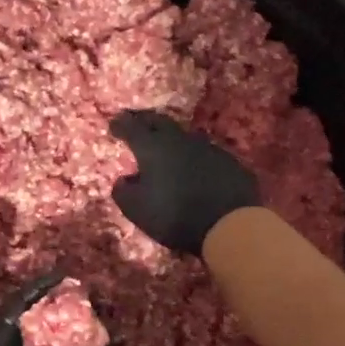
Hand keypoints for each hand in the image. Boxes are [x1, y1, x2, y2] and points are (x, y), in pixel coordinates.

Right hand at [109, 110, 260, 254]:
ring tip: (166, 146)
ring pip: (185, 136)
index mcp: (154, 147)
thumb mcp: (137, 210)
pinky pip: (206, 154)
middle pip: (160, 122)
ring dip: (172, 139)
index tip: (114, 125)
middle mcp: (180, 140)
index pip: (132, 127)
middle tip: (137, 122)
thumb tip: (124, 180)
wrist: (229, 224)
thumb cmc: (175, 216)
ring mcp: (209, 148)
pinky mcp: (230, 162)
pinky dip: (195, 157)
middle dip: (145, 121)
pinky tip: (195, 167)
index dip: (121, 124)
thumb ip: (124, 192)